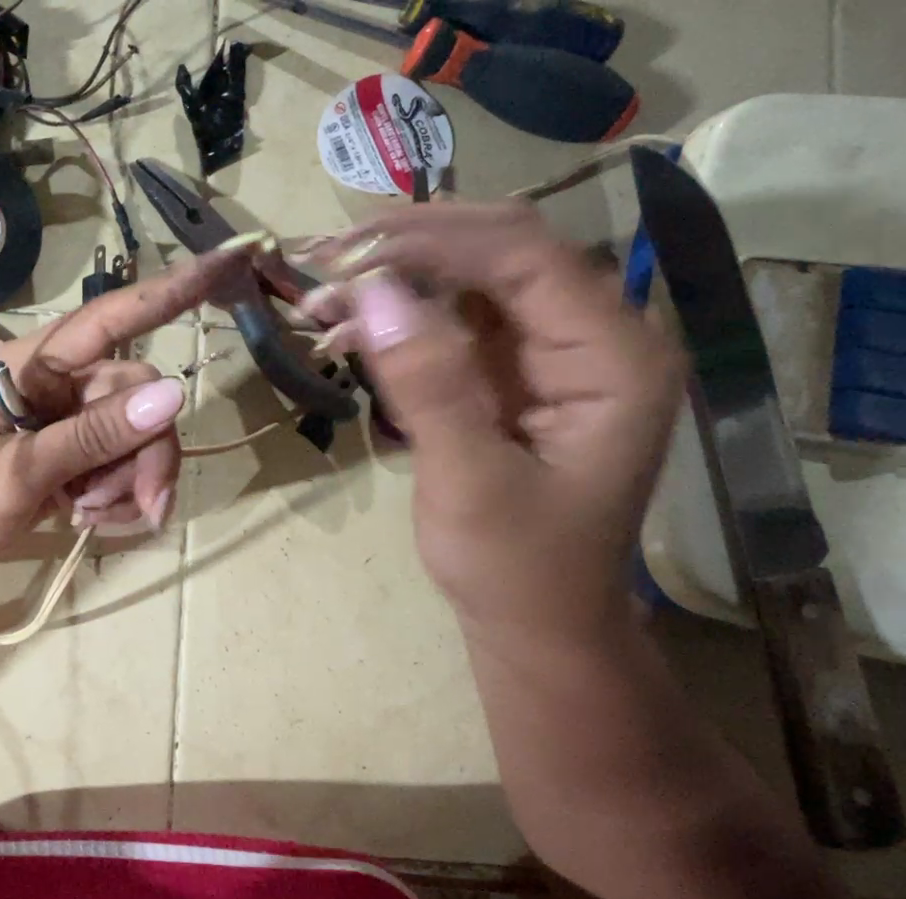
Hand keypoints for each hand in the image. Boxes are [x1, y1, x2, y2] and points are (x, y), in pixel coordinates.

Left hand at [0, 243, 261, 590]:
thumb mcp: (16, 472)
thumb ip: (93, 436)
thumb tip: (174, 391)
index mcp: (28, 366)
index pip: (109, 319)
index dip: (167, 293)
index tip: (225, 263)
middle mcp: (51, 385)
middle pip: (136, 397)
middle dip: (144, 454)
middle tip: (139, 508)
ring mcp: (58, 424)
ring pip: (132, 437)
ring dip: (126, 482)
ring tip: (87, 516)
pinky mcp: (63, 459)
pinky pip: (114, 467)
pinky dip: (112, 496)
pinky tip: (83, 519)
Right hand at [307, 203, 687, 645]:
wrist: (537, 622)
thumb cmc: (515, 565)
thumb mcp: (469, 480)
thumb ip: (429, 384)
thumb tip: (371, 294)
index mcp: (613, 357)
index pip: (526, 258)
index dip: (434, 242)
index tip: (344, 254)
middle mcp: (593, 338)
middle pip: (503, 252)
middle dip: (411, 247)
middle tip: (323, 257)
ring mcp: (551, 356)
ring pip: (472, 282)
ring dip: (396, 282)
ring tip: (319, 299)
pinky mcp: (512, 378)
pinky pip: (454, 326)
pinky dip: (398, 324)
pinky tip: (344, 334)